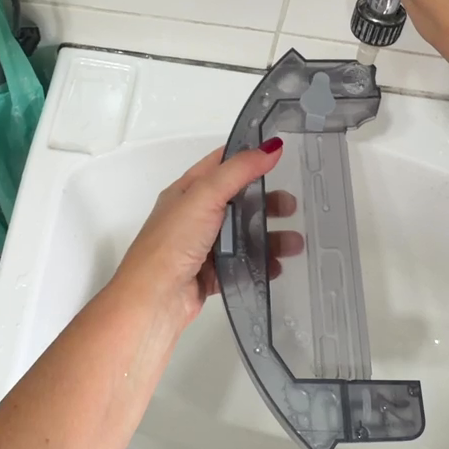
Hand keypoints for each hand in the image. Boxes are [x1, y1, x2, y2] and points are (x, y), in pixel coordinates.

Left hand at [111, 142, 302, 328]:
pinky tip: (277, 266)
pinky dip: (260, 264)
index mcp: (186, 191)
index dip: (247, 156)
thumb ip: (237, 171)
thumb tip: (270, 147)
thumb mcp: (204, 196)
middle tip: (292, 207)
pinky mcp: (209, 274)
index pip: (220, 164)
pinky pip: (241, 264)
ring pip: (242, 235)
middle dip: (266, 202)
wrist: (154, 300)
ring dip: (269, 236)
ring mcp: (201, 246)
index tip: (278, 155)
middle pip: (237, 201)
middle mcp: (193, 216)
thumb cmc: (171, 243)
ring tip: (294, 244)